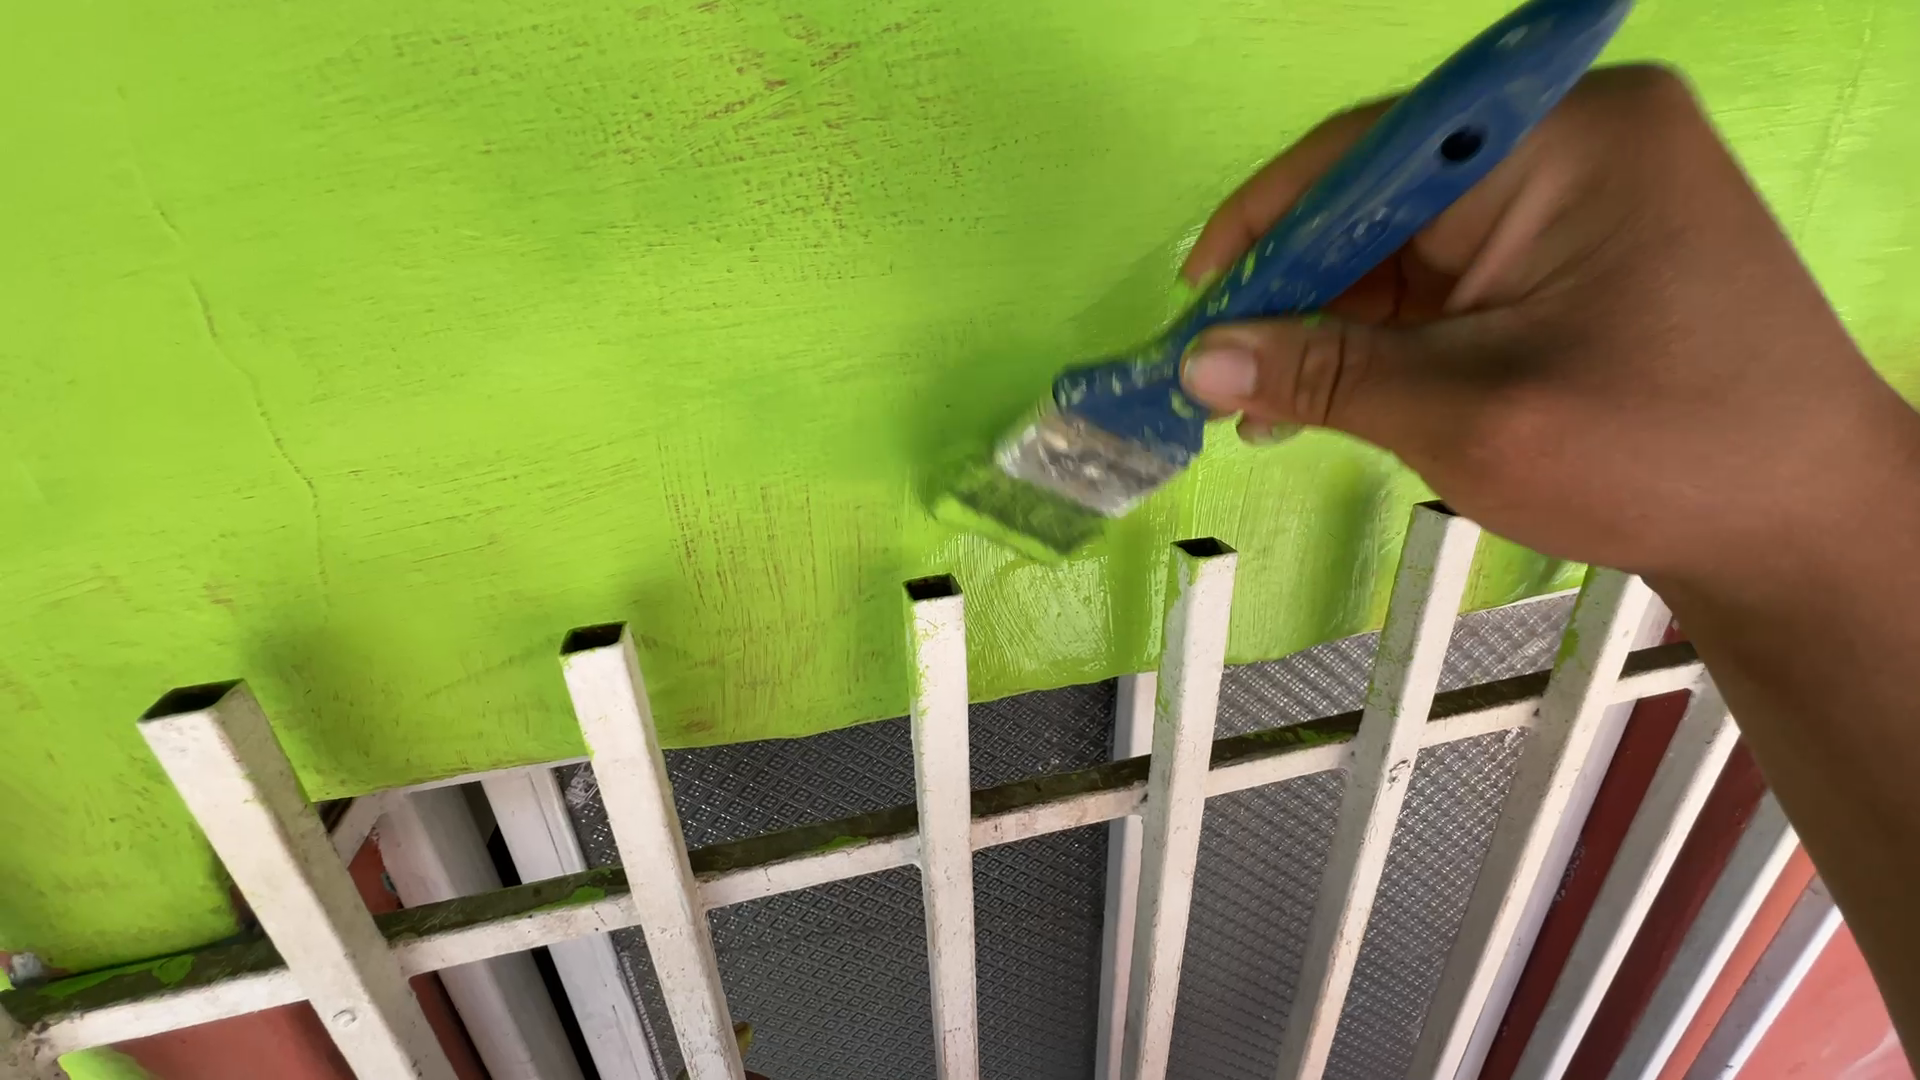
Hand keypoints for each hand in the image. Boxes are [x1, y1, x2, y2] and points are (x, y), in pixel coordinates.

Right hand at [1177, 65, 1919, 587]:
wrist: (1786, 527)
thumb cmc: (1645, 454)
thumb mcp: (1460, 411)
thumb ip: (1320, 375)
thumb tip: (1195, 361)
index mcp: (1557, 146)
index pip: (1367, 156)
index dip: (1265, 223)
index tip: (1196, 300)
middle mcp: (1552, 156)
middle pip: (1369, 209)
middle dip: (1286, 296)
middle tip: (1214, 372)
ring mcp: (1547, 216)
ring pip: (1382, 261)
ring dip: (1312, 333)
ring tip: (1251, 406)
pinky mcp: (1536, 274)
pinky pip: (1414, 297)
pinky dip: (1355, 350)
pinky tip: (1308, 402)